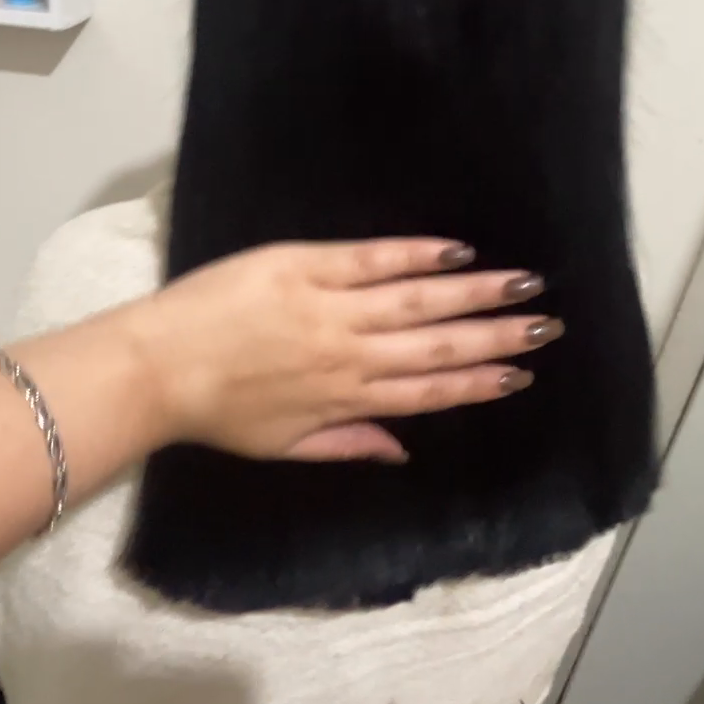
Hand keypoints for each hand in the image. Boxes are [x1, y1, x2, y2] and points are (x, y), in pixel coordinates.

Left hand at [111, 238, 559, 461]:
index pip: (427, 392)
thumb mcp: (282, 447)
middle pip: (436, 345)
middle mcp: (351, 356)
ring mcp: (331, 309)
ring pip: (416, 301)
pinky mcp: (306, 268)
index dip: (477, 382)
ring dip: (472, 295)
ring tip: (521, 285)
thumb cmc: (217, 411)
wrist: (157, 366)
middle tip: (546, 325)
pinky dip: (415, 255)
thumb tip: (402, 452)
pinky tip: (455, 252)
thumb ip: (349, 446)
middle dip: (495, 337)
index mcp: (346, 400)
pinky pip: (371, 260)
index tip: (520, 375)